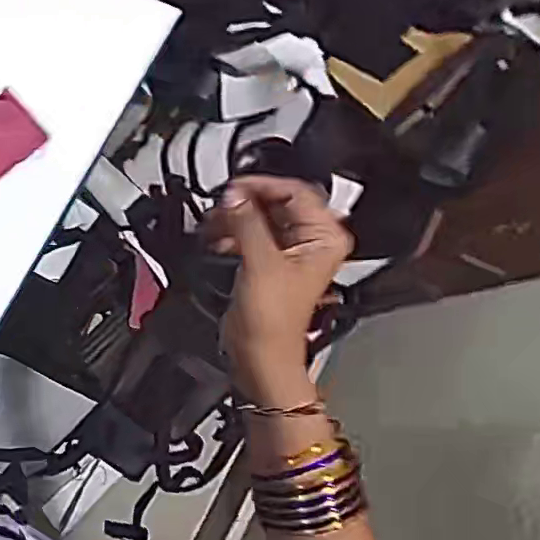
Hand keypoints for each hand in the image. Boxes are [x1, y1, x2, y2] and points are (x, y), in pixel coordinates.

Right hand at [203, 175, 352, 403]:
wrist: (260, 353)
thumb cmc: (274, 321)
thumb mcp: (260, 262)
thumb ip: (246, 223)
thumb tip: (234, 196)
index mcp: (324, 237)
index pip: (296, 191)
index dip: (263, 186)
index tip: (235, 187)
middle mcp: (310, 242)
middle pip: (276, 203)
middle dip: (245, 202)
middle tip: (221, 203)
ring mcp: (287, 253)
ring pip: (260, 218)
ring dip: (235, 217)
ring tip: (215, 221)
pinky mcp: (266, 262)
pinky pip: (249, 234)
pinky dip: (232, 232)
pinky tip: (218, 237)